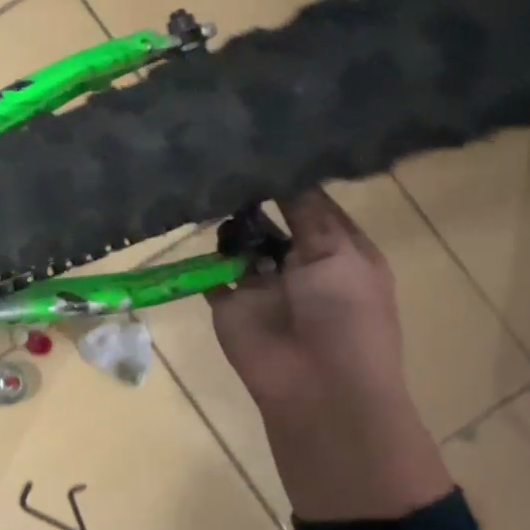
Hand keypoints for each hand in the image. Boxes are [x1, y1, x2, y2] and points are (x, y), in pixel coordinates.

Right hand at [208, 190, 452, 521]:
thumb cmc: (345, 315)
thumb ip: (309, 213)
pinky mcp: (226, 302)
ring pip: (237, 243)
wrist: (316, 383)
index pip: (311, 203)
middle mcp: (298, 261)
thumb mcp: (338, 253)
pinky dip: (198, 257)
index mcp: (338, 248)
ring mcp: (260, 283)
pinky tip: (184, 228)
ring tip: (202, 188)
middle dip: (251, 196)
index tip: (262, 146)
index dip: (290, 178)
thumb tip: (286, 172)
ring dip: (225, 224)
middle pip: (270, 220)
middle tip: (221, 161)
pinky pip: (207, 273)